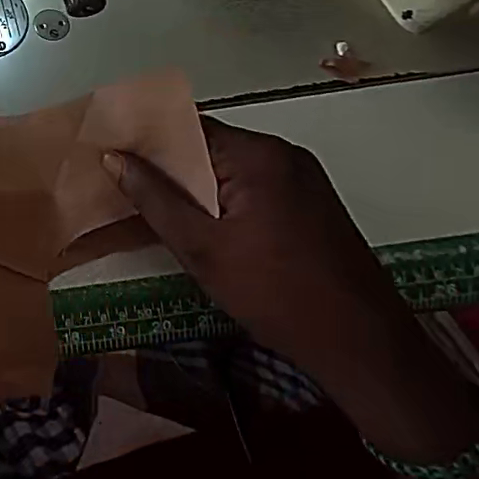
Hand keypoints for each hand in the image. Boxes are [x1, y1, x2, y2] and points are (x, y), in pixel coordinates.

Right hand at [106, 117, 414, 393]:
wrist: (367, 351)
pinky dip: (223, 195)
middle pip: (208, 144)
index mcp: (257, 154)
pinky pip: (252, 182)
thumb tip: (112, 156)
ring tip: (157, 204)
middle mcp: (282, 153)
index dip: (145, 139)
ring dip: (195, 183)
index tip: (111, 153)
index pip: (186, 127)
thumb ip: (153, 197)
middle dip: (168, 165)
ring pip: (228, 165)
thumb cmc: (277, 295)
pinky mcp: (311, 200)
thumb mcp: (201, 248)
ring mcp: (302, 176)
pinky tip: (203, 222)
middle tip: (126, 183)